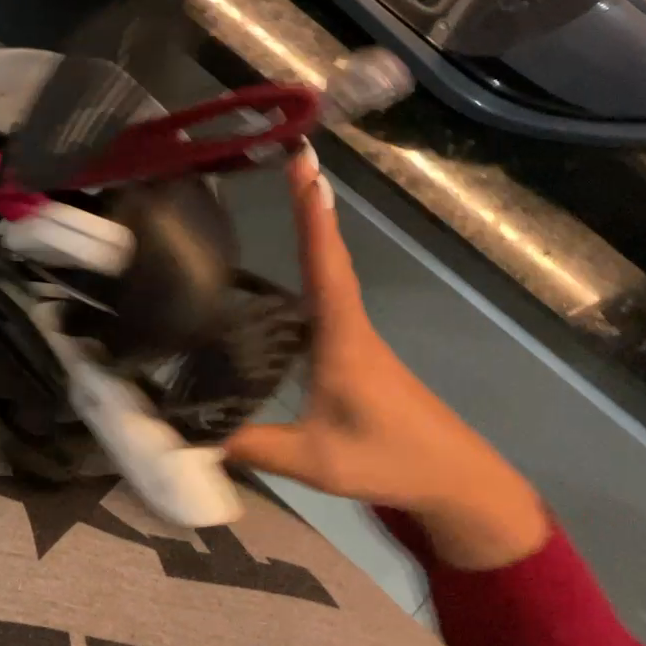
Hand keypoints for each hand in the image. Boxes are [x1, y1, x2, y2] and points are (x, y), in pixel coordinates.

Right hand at [224, 145, 549, 569]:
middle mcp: (350, 328)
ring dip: (316, 230)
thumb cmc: (393, 462)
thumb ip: (250, 445)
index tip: (305, 168)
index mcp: (343, 340)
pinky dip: (317, 261)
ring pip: (331, 273)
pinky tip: (298, 263)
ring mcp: (355, 339)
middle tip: (296, 159)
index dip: (313, 219)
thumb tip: (182, 431)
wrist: (462, 486)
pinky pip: (328, 296)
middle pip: (329, 257)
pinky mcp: (353, 354)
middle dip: (313, 207)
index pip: (325, 268)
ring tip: (297, 191)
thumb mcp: (315, 460)